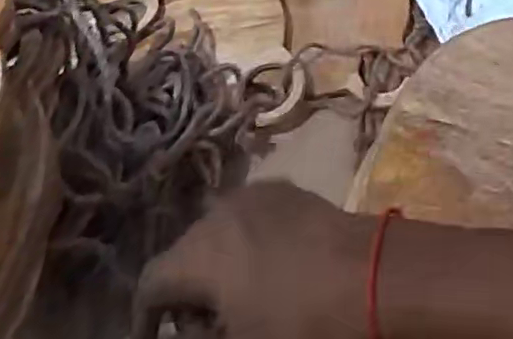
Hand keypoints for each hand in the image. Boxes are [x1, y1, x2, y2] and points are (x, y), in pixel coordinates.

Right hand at [136, 182, 370, 338]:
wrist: (365, 273)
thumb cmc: (295, 321)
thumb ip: (197, 338)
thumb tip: (189, 330)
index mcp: (198, 251)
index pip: (150, 282)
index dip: (147, 317)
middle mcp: (220, 212)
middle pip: (184, 252)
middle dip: (185, 290)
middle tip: (204, 327)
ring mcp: (256, 193)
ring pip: (217, 229)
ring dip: (216, 261)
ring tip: (237, 297)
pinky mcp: (287, 188)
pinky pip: (249, 215)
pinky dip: (246, 239)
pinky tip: (267, 265)